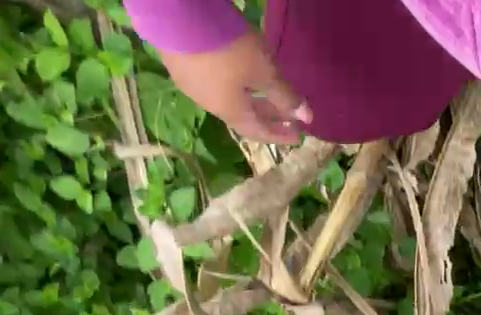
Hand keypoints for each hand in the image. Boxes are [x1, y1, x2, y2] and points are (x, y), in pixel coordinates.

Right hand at [159, 33, 311, 144]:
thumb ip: (286, 96)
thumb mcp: (265, 72)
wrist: (173, 9)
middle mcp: (206, 101)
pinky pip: (211, 79)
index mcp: (229, 111)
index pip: (258, 132)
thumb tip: (307, 118)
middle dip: (268, 114)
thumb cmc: (228, 48)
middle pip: (242, 115)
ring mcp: (187, 80)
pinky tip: (240, 72)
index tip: (298, 134)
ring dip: (250, 97)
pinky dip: (232, 82)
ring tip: (268, 90)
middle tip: (288, 113)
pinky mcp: (176, 59)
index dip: (280, 135)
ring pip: (226, 96)